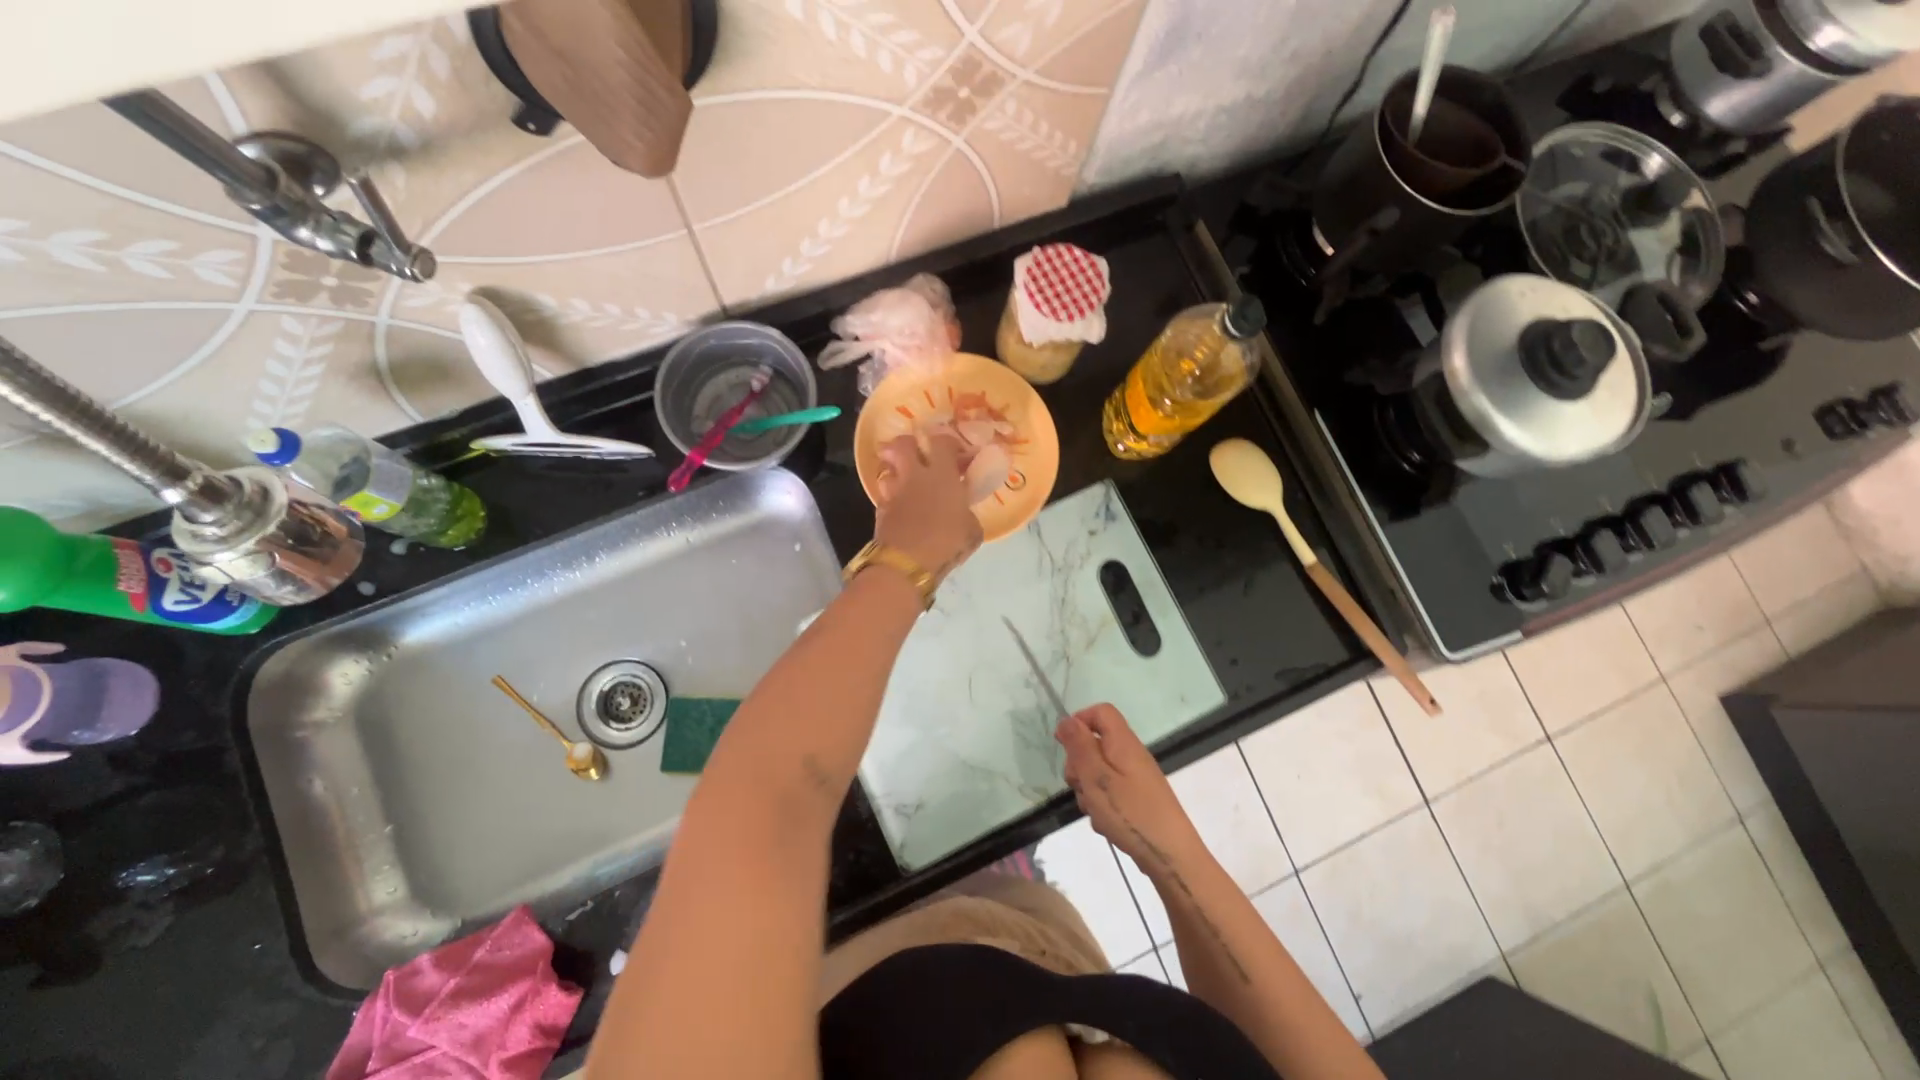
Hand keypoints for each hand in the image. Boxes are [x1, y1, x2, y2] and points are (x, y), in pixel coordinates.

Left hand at [874, 433, 982, 581]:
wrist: (907, 564)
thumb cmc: (946, 543)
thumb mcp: (972, 531)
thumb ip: (967, 514)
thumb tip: (963, 514)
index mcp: (941, 475)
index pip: (942, 442)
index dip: (949, 443)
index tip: (956, 454)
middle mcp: (914, 476)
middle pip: (902, 444)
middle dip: (908, 444)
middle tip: (917, 453)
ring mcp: (894, 492)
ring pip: (887, 468)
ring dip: (895, 470)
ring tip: (906, 482)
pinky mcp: (880, 510)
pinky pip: (885, 495)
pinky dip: (892, 497)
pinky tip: (901, 508)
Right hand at [1056, 704, 1202, 877]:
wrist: (1170, 855)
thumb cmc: (1130, 813)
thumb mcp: (1096, 778)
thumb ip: (1080, 746)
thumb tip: (1066, 720)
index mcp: (1123, 743)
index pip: (1101, 712)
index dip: (1079, 721)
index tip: (1063, 745)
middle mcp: (1131, 756)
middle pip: (1096, 744)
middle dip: (1079, 764)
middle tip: (1079, 785)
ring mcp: (1135, 779)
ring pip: (1099, 772)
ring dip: (1088, 789)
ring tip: (1095, 810)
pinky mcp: (1137, 800)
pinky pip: (1110, 793)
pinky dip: (1101, 805)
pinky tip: (1105, 824)